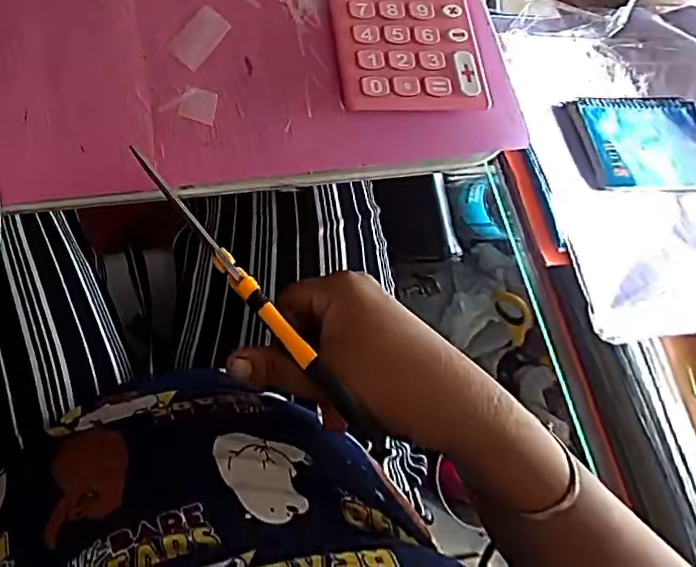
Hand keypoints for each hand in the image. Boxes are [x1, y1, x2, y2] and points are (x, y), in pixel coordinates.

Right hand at [224, 272, 536, 461]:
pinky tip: (355, 407)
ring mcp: (376, 314)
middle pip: (306, 325)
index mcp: (338, 288)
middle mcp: (357, 293)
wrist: (457, 407)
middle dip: (306, 365)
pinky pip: (352, 351)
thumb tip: (238, 362)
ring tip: (338, 406)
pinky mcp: (389, 336)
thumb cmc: (399, 382)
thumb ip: (276, 370)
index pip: (284, 302)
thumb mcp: (325, 380)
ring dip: (326, 378)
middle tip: (312, 392)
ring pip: (329, 345)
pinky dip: (346, 378)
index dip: (278, 339)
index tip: (278, 368)